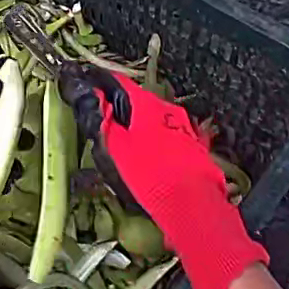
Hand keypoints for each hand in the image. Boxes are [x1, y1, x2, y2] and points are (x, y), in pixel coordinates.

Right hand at [58, 70, 266, 288]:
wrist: (193, 206)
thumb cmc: (150, 176)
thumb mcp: (117, 149)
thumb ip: (105, 121)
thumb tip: (94, 99)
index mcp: (147, 105)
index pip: (121, 83)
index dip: (104, 83)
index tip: (92, 86)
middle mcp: (169, 110)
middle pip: (141, 102)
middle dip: (125, 110)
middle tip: (109, 124)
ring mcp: (185, 128)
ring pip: (157, 120)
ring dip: (144, 127)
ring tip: (130, 147)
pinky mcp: (196, 147)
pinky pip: (171, 137)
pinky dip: (159, 143)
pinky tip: (153, 161)